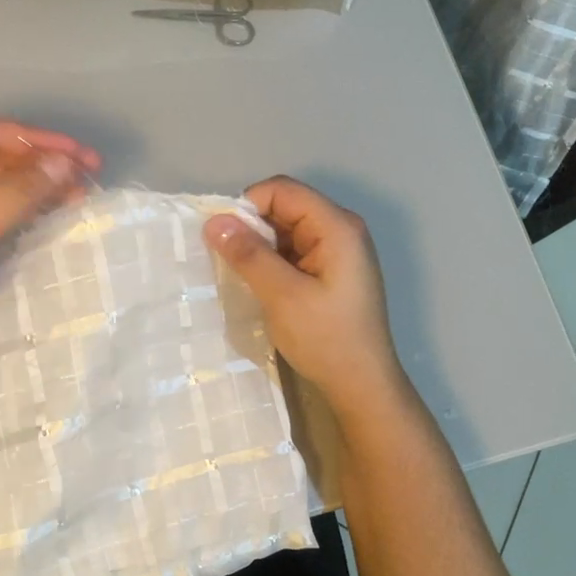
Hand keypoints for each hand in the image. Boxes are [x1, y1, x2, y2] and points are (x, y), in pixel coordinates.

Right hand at [203, 176, 405, 406]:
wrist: (361, 384)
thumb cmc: (325, 338)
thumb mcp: (281, 295)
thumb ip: (248, 255)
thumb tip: (214, 221)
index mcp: (336, 226)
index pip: (282, 191)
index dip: (247, 206)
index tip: (223, 239)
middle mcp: (341, 229)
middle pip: (286, 207)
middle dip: (252, 227)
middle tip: (228, 261)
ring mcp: (339, 251)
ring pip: (287, 230)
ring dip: (261, 247)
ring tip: (242, 277)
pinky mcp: (333, 271)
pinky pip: (295, 251)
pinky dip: (273, 262)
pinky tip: (262, 286)